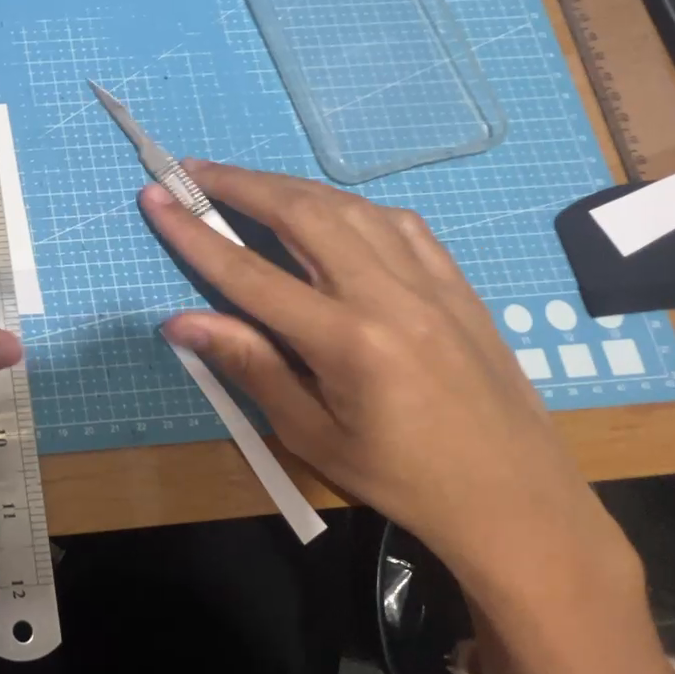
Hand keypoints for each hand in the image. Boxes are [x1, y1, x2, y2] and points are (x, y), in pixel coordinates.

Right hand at [141, 161, 674, 673]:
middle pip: (303, 214)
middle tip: (193, 170)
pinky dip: (347, 205)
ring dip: (289, 186)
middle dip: (241, 184)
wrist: (519, 503)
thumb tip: (180, 322)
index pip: (249, 273)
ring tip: (244, 181)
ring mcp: (432, 283)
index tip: (155, 198)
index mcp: (349, 342)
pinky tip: (325, 209)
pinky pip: (397, 223)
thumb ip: (249, 366)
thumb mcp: (311, 434)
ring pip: (350, 207)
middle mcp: (391, 296)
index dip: (194, 233)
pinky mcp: (457, 284)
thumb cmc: (401, 479)